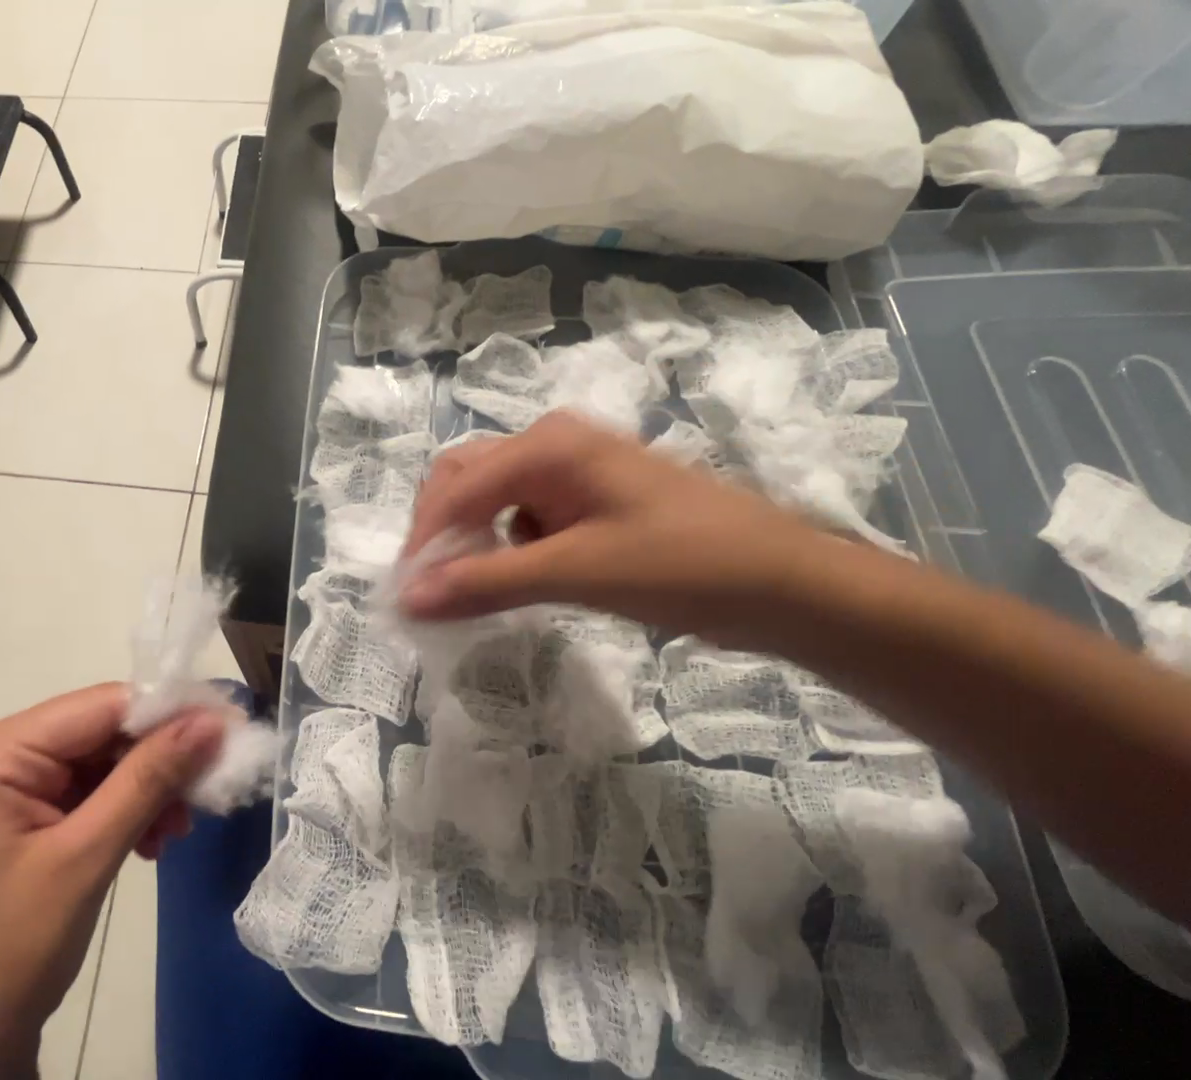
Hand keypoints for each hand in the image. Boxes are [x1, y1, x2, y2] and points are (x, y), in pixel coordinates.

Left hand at [0, 684, 223, 1079]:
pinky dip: (125, 812)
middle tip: (210, 796)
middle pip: (103, 731)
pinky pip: (88, 792)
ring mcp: (8, 784)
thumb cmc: (10, 947)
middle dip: (159, 762)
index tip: (233, 733)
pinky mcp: (21, 814)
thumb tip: (213, 719)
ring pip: (102, 763)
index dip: (172, 713)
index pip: (102, 705)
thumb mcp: (85, 858)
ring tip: (176, 836)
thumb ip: (148, 780)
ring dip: (147, 792)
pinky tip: (150, 844)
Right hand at [400, 410, 847, 643]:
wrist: (785, 584)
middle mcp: (554, 445)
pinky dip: (507, 551)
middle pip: (465, 481)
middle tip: (434, 593)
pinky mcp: (590, 503)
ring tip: (474, 596)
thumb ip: (485, 582)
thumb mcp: (576, 573)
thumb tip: (405, 599)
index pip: (454, 487)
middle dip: (442, 535)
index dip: (424, 542)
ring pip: (492, 501)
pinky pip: (524, 519)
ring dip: (473, 545)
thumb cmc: (684, 565)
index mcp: (548, 445)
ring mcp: (574, 473)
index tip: (407, 600)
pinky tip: (521, 585)